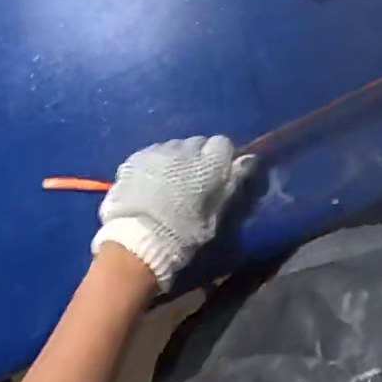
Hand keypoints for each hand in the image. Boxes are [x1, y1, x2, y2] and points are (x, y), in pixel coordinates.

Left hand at [93, 136, 254, 290]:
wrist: (138, 238)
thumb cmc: (183, 233)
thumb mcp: (214, 215)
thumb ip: (230, 185)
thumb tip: (245, 161)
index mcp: (207, 163)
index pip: (222, 144)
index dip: (221, 159)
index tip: (217, 175)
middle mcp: (182, 148)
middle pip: (196, 143)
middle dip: (198, 158)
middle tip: (193, 182)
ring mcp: (156, 150)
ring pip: (173, 146)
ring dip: (175, 159)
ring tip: (169, 183)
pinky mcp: (136, 155)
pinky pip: (152, 153)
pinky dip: (155, 163)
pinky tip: (150, 183)